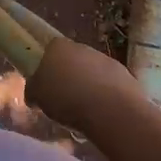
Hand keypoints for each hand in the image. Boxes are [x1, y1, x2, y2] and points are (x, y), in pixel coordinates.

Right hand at [25, 37, 143, 131]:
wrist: (112, 113)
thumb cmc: (67, 100)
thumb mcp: (38, 97)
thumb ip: (34, 90)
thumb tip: (33, 93)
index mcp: (58, 47)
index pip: (49, 49)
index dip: (48, 66)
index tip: (47, 83)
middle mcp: (82, 48)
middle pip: (73, 60)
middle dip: (70, 75)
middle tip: (66, 98)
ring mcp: (107, 61)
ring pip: (94, 72)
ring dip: (90, 86)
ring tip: (87, 110)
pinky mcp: (128, 77)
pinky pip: (112, 86)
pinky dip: (108, 96)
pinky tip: (105, 114)